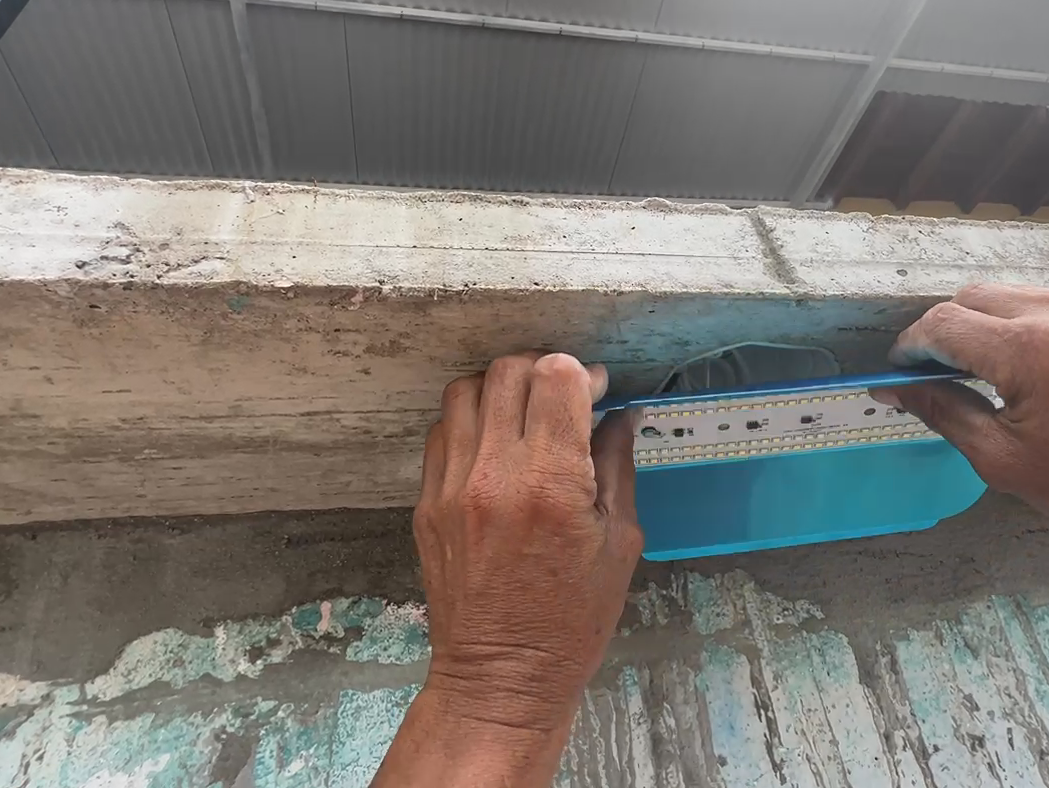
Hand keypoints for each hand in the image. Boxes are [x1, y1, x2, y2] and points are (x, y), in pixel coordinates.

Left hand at [412, 352, 641, 735]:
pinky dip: (471, 419)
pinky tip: (493, 443)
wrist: (499, 679)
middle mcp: (495, 472)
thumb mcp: (619, 540)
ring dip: (502, 387)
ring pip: (466, 389)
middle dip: (543, 369)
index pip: (556, 376)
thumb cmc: (574, 617)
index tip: (595, 391)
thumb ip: (617, 463)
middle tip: (563, 396)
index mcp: (551, 481)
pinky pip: (442, 429)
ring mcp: (451, 484)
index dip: (582, 372)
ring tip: (524, 412)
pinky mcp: (426, 500)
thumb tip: (622, 411)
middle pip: (509, 370)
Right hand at [875, 283, 1048, 563]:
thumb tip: (892, 387)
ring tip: (1008, 371)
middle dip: (950, 329)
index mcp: (1031, 352)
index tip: (902, 368)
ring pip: (1021, 296)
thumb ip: (942, 411)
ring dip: (998, 326)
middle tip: (949, 371)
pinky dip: (1046, 327)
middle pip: (975, 296)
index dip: (912, 344)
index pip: (942, 323)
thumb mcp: (1006, 462)